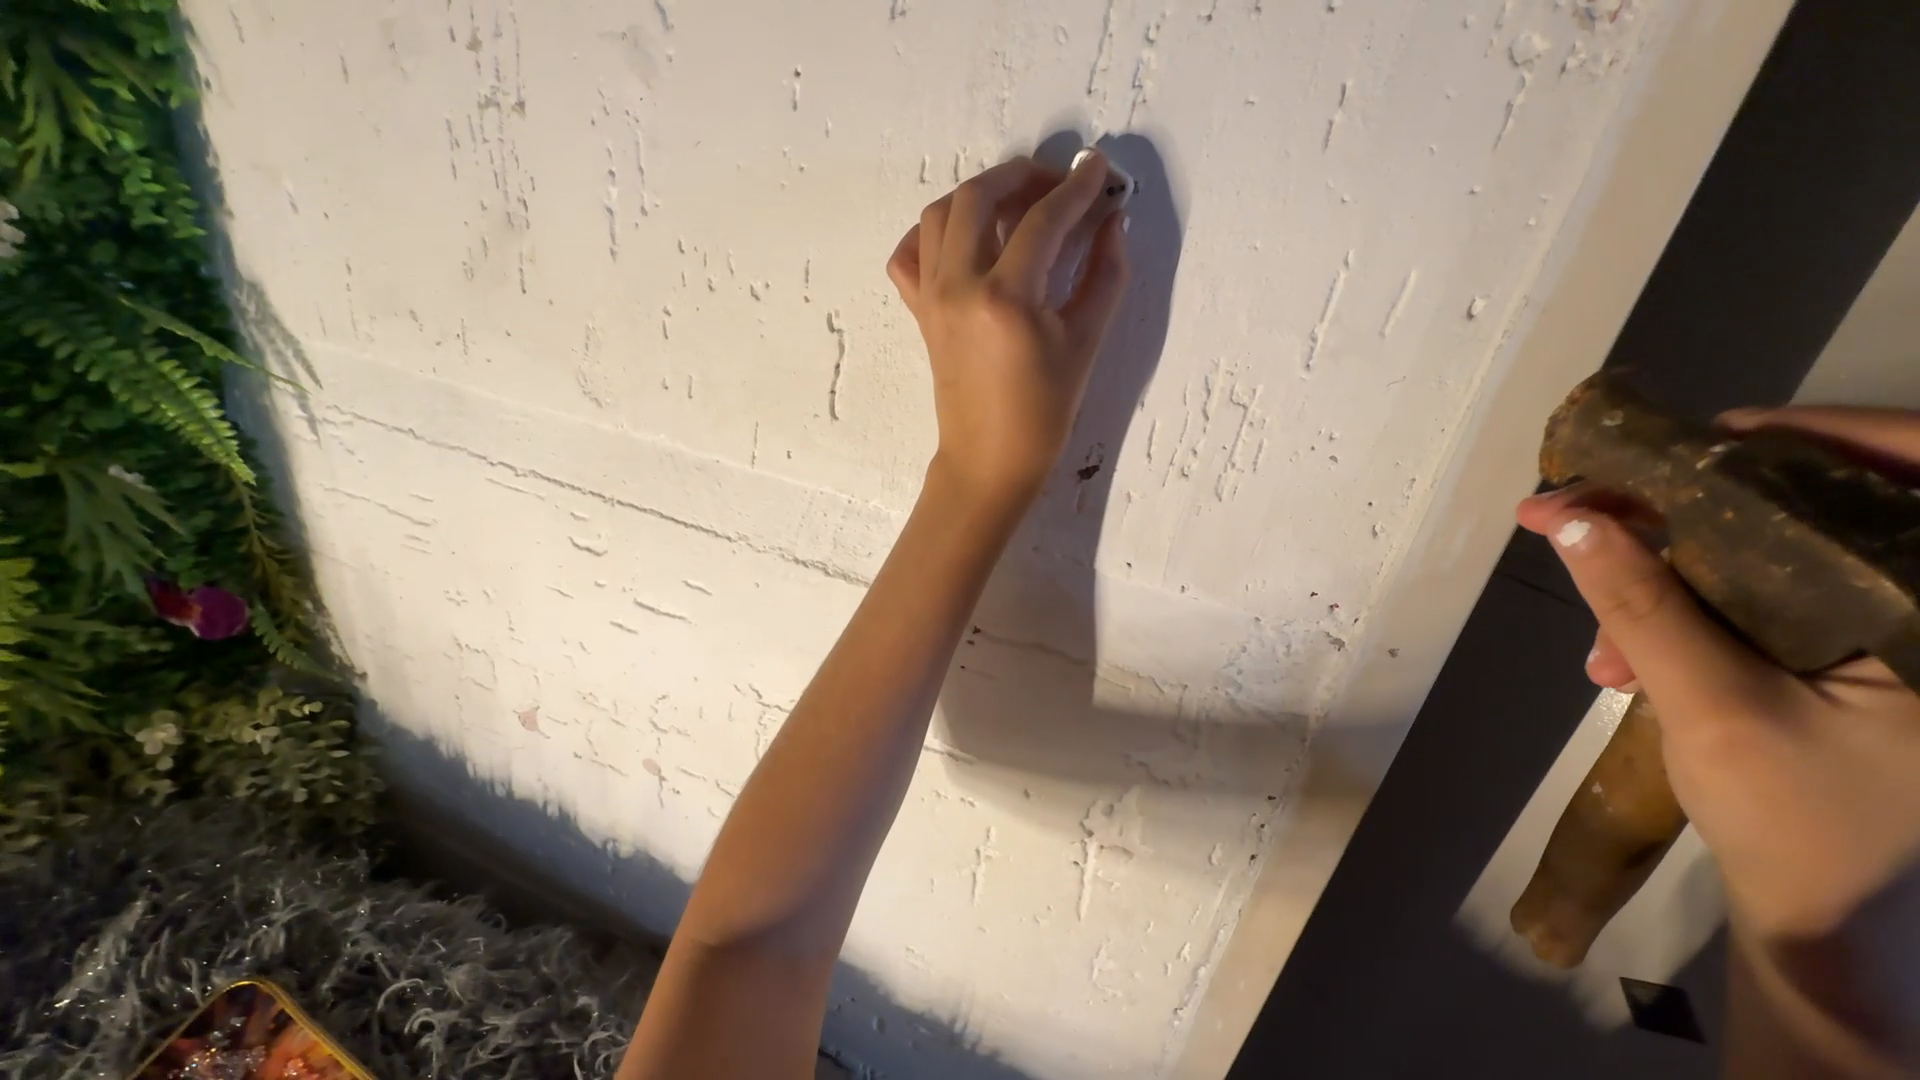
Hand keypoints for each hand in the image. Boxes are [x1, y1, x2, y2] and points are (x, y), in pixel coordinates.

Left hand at [887, 152, 1129, 507]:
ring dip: (979, 193)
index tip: (1099, 169)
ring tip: (1016, 203)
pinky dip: (933, 232)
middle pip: (979, 196)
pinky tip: (966, 240)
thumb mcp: (1086, 343)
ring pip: (940, 214)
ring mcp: (932, 297)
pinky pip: (910, 253)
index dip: (1076, 188)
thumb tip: (1112, 222)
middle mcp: (960, 286)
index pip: (1043, 219)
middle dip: (1022, 175)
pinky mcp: (919, 310)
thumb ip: (1104, 275)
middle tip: (1056, 184)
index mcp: (1006, 298)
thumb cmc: (1043, 412)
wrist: (988, 460)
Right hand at [1518, 406, 1919, 940]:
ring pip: (1773, 567)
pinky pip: (1763, 607)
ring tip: (1602, 649)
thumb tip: (1569, 519)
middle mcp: (1919, 610)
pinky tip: (1631, 662)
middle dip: (1686, 525)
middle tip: (1586, 526)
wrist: (1831, 924)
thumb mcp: (1713, 706)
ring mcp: (1887, 638)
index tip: (1700, 438)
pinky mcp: (1850, 660)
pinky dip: (1690, 621)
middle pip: (1815, 518)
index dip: (1816, 436)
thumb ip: (1642, 605)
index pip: (1913, 473)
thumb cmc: (1802, 824)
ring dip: (1671, 588)